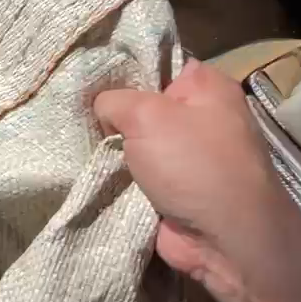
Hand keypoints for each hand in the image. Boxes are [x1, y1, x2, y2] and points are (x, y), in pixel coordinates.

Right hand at [95, 60, 300, 299]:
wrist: (227, 241)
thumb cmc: (194, 165)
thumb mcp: (144, 114)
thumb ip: (112, 99)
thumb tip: (104, 110)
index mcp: (208, 88)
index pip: (158, 60)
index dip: (122, 62)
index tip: (86, 68)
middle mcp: (201, 116)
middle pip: (140, 98)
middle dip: (108, 105)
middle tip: (73, 102)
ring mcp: (187, 153)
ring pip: (132, 134)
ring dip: (108, 140)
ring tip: (73, 131)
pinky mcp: (173, 184)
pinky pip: (133, 166)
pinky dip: (114, 167)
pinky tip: (86, 160)